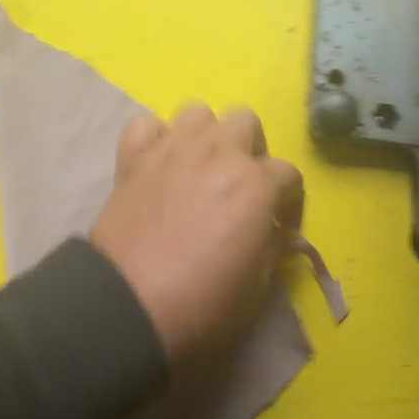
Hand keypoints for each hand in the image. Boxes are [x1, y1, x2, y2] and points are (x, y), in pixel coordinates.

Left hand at [89, 102, 304, 364]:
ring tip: (199, 168)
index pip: (289, 174)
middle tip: (239, 187)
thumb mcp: (256, 286)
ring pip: (198, 112)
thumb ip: (271, 248)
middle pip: (246, 121)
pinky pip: (146, 125)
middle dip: (250, 150)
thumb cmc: (201, 303)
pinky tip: (157, 164)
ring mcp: (174, 149)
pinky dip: (154, 139)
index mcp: (256, 184)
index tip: (278, 229)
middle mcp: (219, 153)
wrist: (129, 305)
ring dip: (205, 136)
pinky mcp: (134, 156)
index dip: (289, 203)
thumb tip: (272, 232)